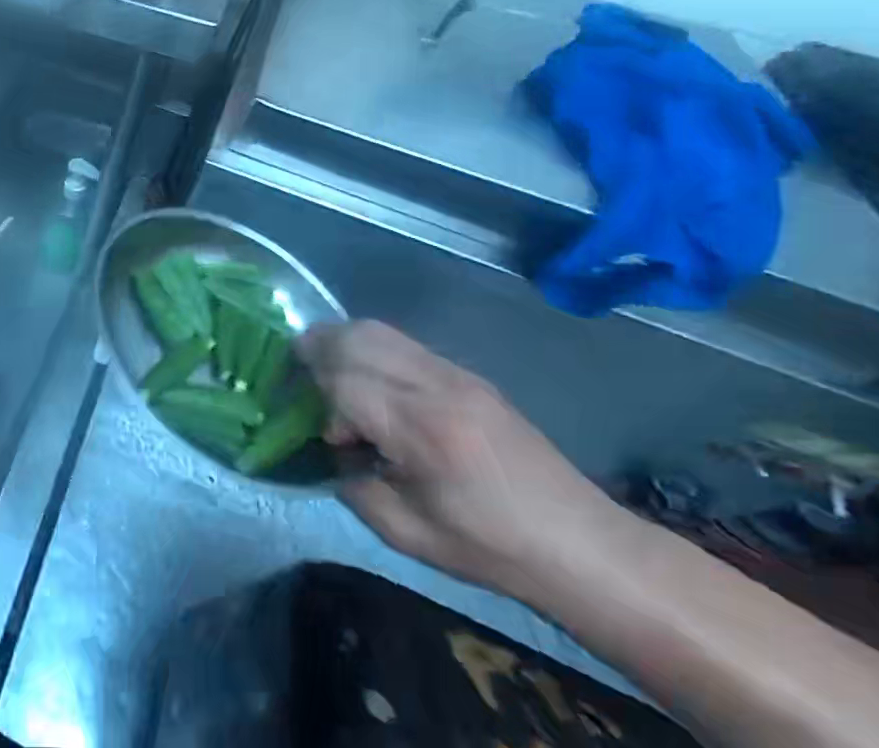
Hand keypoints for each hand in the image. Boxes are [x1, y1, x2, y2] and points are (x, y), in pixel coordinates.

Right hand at [297, 321, 639, 600]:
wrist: (580, 543)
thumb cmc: (489, 546)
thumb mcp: (406, 532)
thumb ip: (352, 485)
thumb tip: (332, 450)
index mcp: (423, 430)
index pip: (345, 380)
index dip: (319, 398)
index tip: (326, 434)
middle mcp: (438, 387)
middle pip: (357, 337)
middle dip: (317, 349)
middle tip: (299, 376)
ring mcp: (457, 374)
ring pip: (379, 330)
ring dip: (342, 343)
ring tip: (327, 374)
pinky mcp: (468, 376)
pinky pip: (403, 344)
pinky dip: (371, 351)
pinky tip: (371, 384)